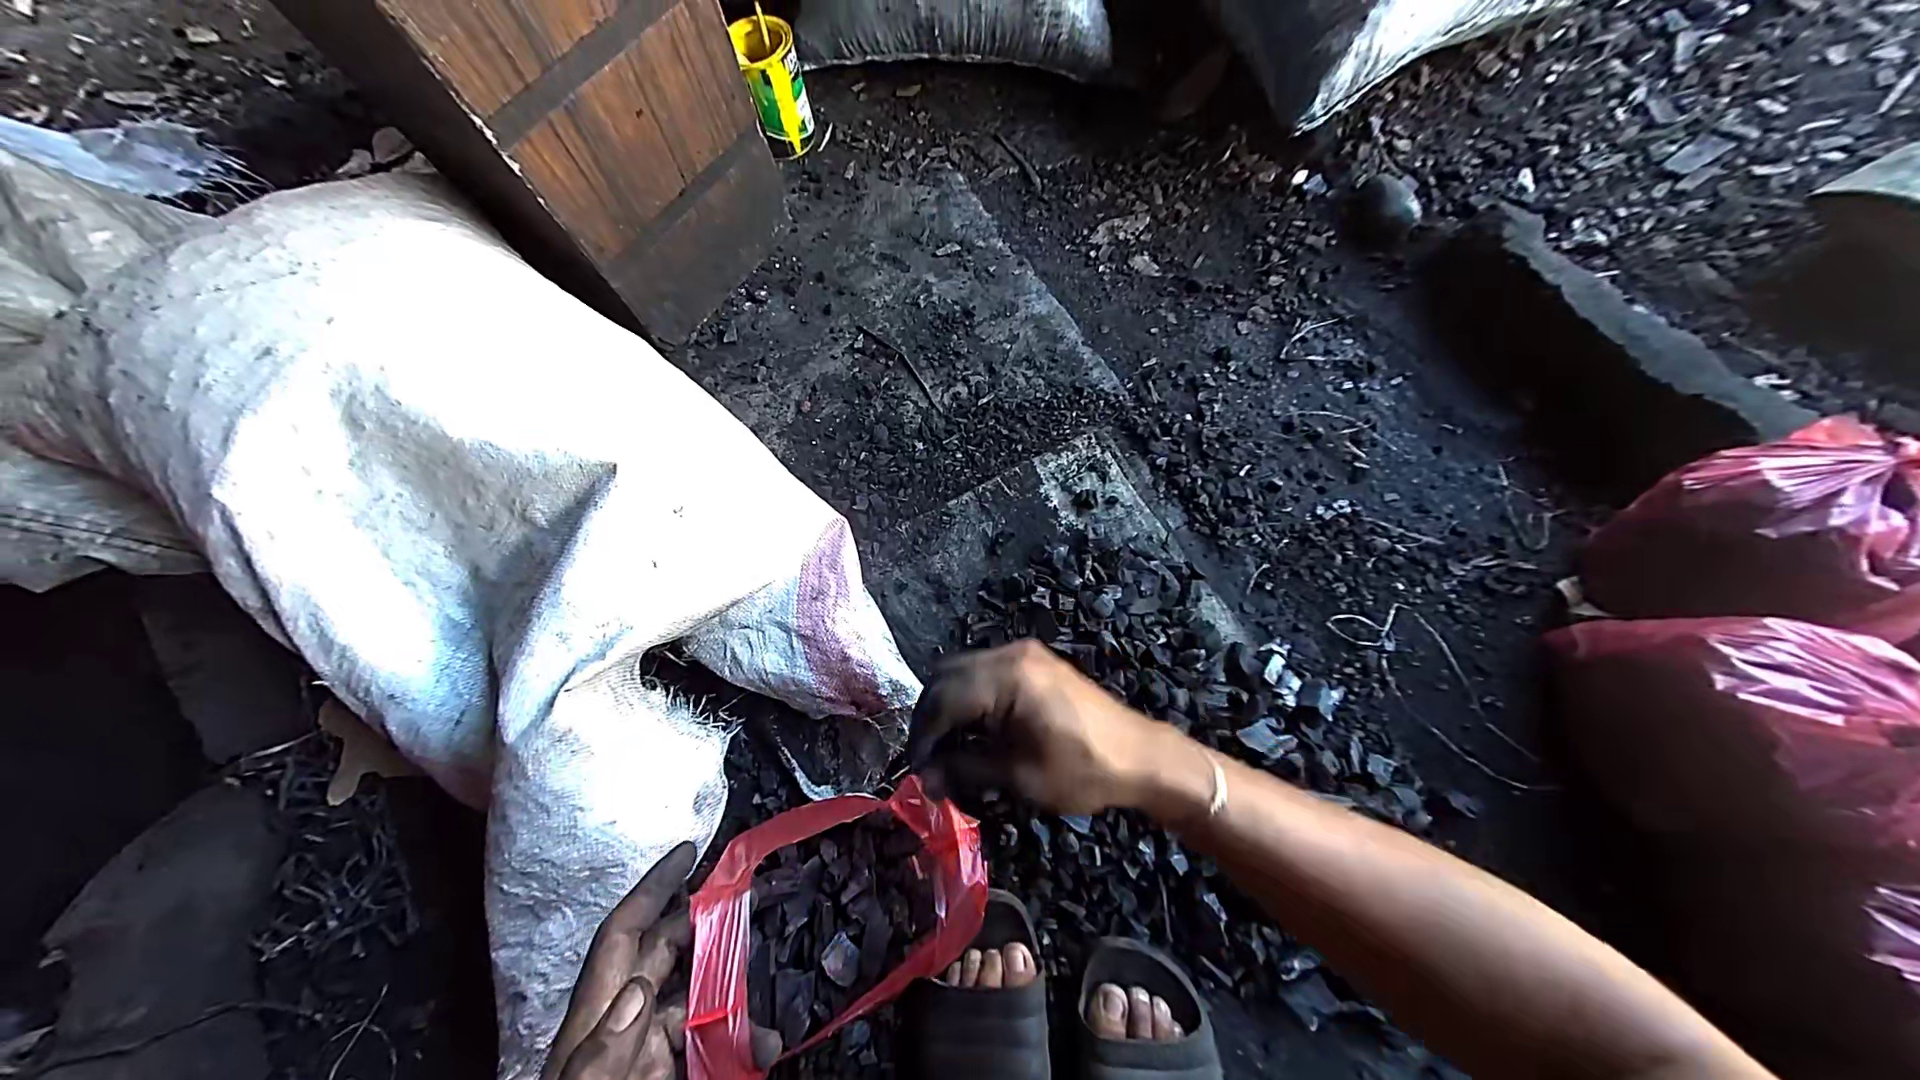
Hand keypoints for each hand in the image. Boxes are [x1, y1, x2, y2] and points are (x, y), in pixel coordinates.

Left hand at [542, 842, 781, 1079]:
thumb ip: (597, 1060)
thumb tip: (637, 994)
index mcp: (594, 1024)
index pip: (622, 937)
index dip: (653, 889)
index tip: (689, 851)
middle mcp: (620, 1029)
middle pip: (664, 957)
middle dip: (707, 927)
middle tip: (748, 901)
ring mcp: (642, 1058)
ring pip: (694, 1005)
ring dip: (733, 998)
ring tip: (765, 1018)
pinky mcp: (663, 1077)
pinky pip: (705, 1047)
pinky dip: (735, 1043)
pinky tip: (761, 1053)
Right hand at [907, 640, 1188, 815]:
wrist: (1141, 757)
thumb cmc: (1083, 770)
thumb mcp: (1019, 775)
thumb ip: (965, 768)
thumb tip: (926, 777)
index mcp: (1007, 676)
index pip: (942, 698)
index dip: (923, 735)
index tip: (918, 771)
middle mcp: (1011, 654)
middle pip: (946, 677)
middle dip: (930, 718)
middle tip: (928, 760)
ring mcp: (1024, 654)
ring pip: (962, 672)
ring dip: (947, 707)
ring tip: (946, 749)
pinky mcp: (1033, 663)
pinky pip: (984, 673)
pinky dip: (969, 699)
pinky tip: (972, 730)